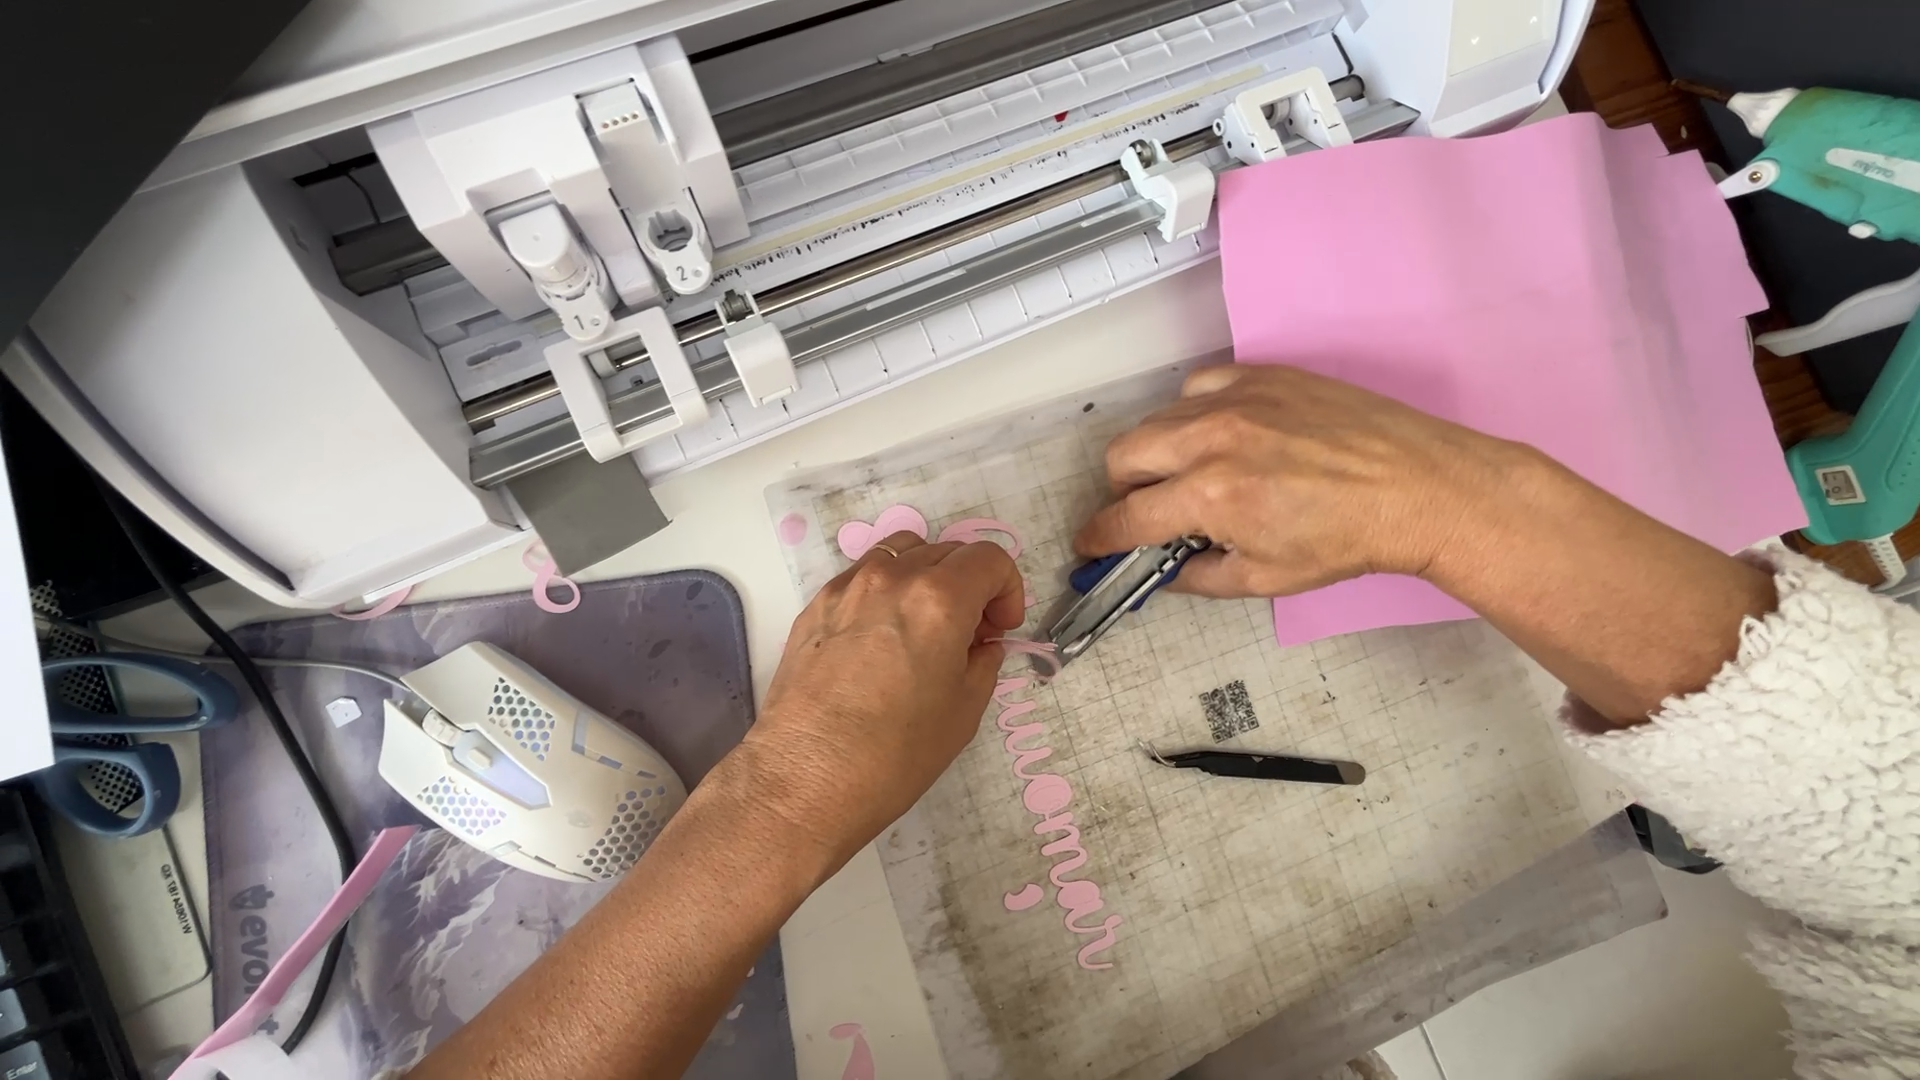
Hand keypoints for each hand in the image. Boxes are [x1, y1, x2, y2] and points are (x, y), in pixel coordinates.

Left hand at [747, 533, 1025, 864]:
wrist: (805, 778)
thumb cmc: (896, 752)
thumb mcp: (964, 710)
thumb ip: (983, 661)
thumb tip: (982, 643)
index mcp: (939, 598)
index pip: (989, 558)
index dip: (1008, 589)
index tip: (1000, 629)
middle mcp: (893, 576)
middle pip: (948, 551)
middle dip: (972, 584)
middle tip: (970, 634)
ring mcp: (848, 586)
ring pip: (903, 552)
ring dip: (928, 576)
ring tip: (924, 625)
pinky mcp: (816, 605)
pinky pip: (864, 576)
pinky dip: (888, 590)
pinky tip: (881, 638)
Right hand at [1074, 365, 1526, 597]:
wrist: (1421, 488)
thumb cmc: (1347, 541)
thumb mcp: (1264, 580)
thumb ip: (1195, 578)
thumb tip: (1160, 570)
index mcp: (1210, 496)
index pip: (1124, 518)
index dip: (1099, 538)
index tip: (1092, 546)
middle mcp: (1210, 439)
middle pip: (1121, 458)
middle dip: (1121, 492)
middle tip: (1147, 511)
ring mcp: (1235, 399)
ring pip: (1154, 420)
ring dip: (1154, 454)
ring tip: (1188, 474)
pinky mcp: (1261, 374)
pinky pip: (1196, 387)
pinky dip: (1192, 414)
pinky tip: (1220, 435)